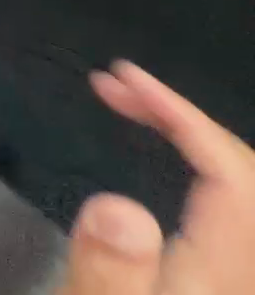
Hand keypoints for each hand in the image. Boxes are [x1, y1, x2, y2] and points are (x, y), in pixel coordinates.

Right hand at [60, 61, 254, 294]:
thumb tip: (119, 204)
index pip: (234, 179)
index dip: (185, 118)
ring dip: (200, 143)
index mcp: (230, 275)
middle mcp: (253, 272)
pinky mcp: (234, 280)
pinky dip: (211, 176)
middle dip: (188, 121)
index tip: (121, 77)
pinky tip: (179, 172)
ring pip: (252, 199)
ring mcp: (246, 278)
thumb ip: (113, 270)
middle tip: (115, 86)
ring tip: (135, 109)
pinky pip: (241, 217)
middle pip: (253, 184)